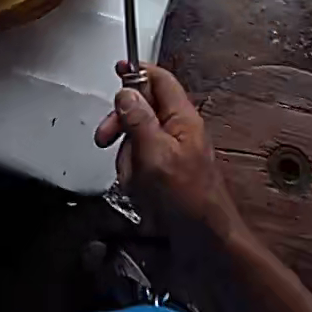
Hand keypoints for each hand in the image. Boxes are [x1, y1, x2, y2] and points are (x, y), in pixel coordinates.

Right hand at [94, 63, 245, 245]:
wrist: (205, 243)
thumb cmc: (189, 199)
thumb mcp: (156, 153)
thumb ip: (139, 119)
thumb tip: (126, 92)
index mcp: (182, 117)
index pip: (160, 80)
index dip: (138, 71)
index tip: (118, 68)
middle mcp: (178, 130)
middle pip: (142, 109)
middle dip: (121, 124)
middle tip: (105, 136)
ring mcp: (171, 152)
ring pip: (136, 139)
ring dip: (127, 158)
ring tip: (135, 178)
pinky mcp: (164, 173)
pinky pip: (139, 163)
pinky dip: (133, 175)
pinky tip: (139, 191)